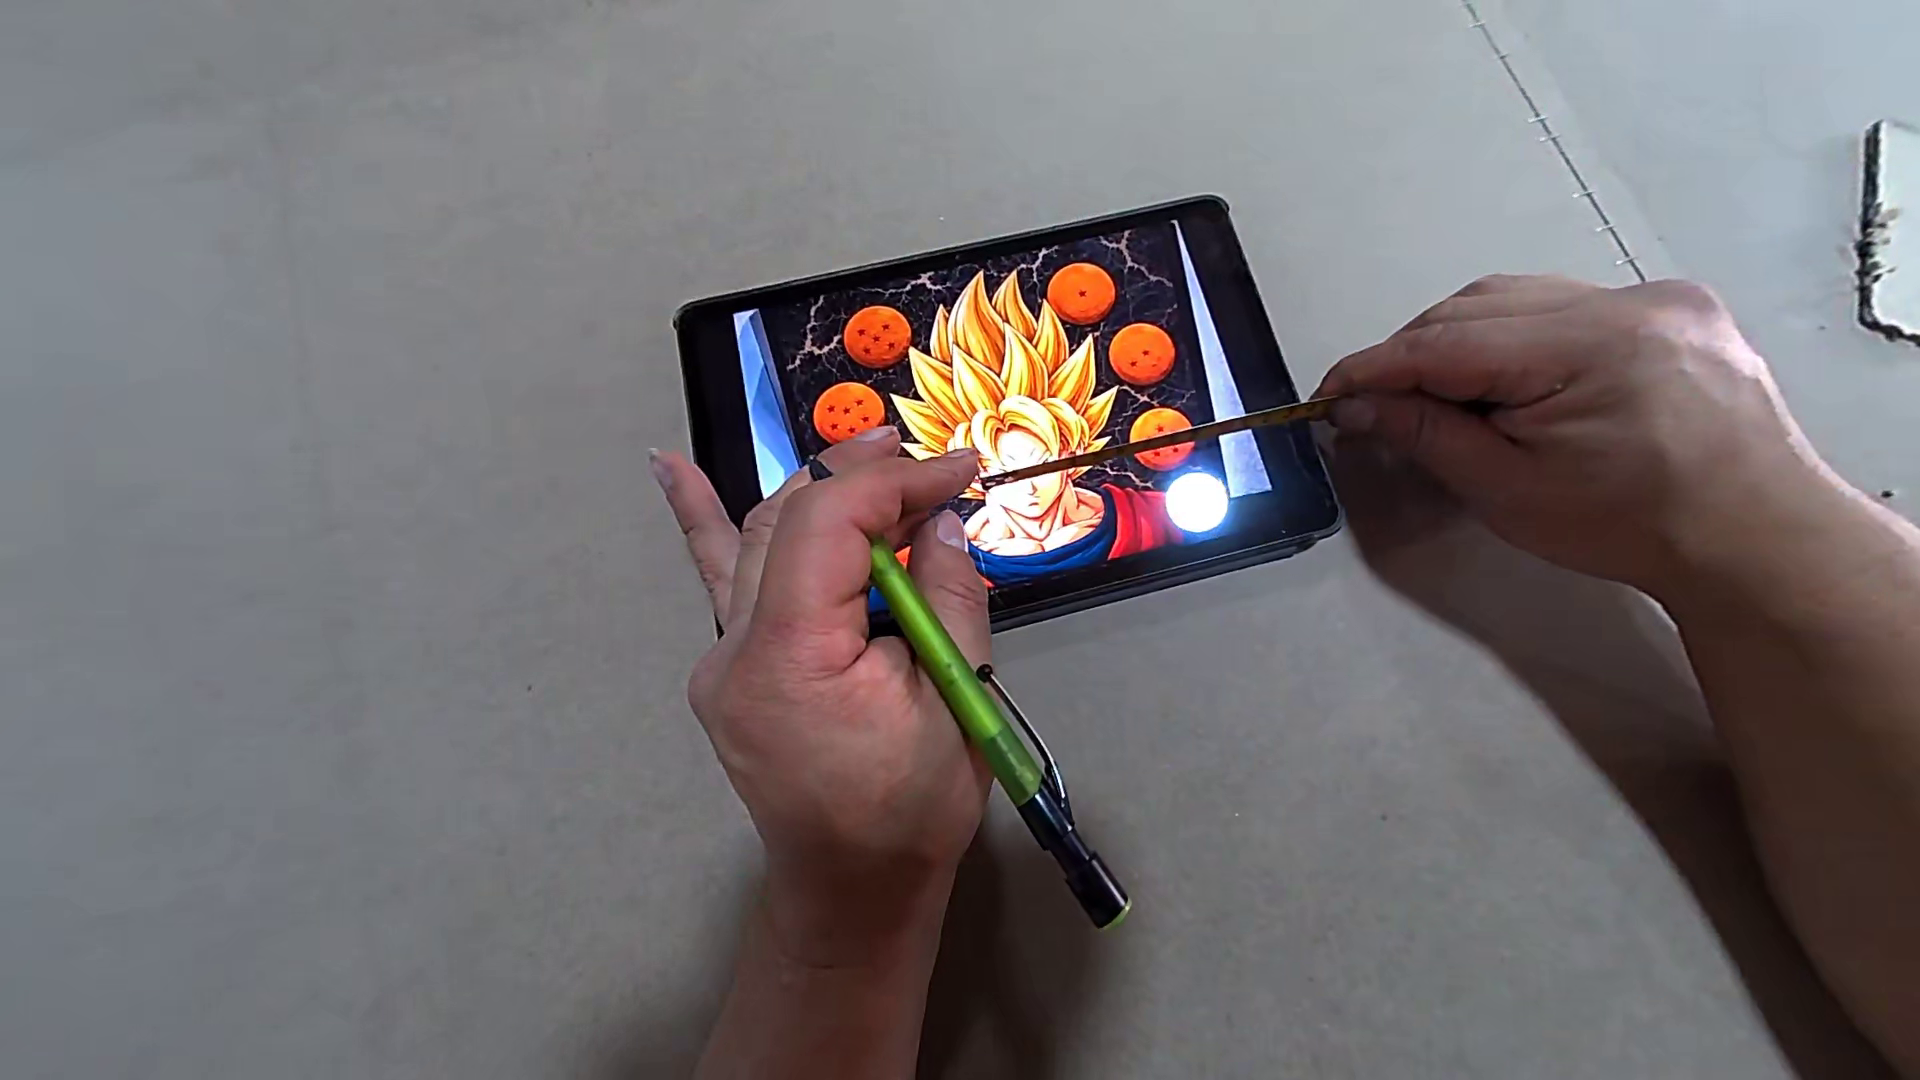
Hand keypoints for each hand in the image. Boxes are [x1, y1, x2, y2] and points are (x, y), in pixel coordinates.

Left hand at [653, 428, 990, 966]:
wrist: (851, 887)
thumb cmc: (912, 808)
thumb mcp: (958, 698)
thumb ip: (950, 597)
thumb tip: (939, 520)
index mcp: (791, 657)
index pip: (827, 526)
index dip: (893, 482)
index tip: (956, 470)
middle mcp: (734, 648)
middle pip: (787, 520)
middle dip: (862, 476)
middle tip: (923, 457)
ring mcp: (722, 655)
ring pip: (758, 537)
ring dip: (818, 490)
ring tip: (873, 453)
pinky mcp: (731, 663)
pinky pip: (720, 577)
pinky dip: (700, 516)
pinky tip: (668, 468)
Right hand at [1316, 275, 1843, 595]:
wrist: (1751, 535)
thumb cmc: (1622, 523)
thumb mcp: (1500, 486)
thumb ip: (1421, 433)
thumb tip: (1351, 405)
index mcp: (1591, 348)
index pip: (1445, 343)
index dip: (1371, 367)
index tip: (1323, 395)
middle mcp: (1627, 302)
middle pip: (1471, 308)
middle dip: (1405, 354)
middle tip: (1368, 404)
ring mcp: (1651, 298)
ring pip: (1506, 298)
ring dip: (1445, 341)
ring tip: (1423, 393)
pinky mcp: (1661, 309)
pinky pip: (1547, 305)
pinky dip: (1494, 336)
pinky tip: (1484, 376)